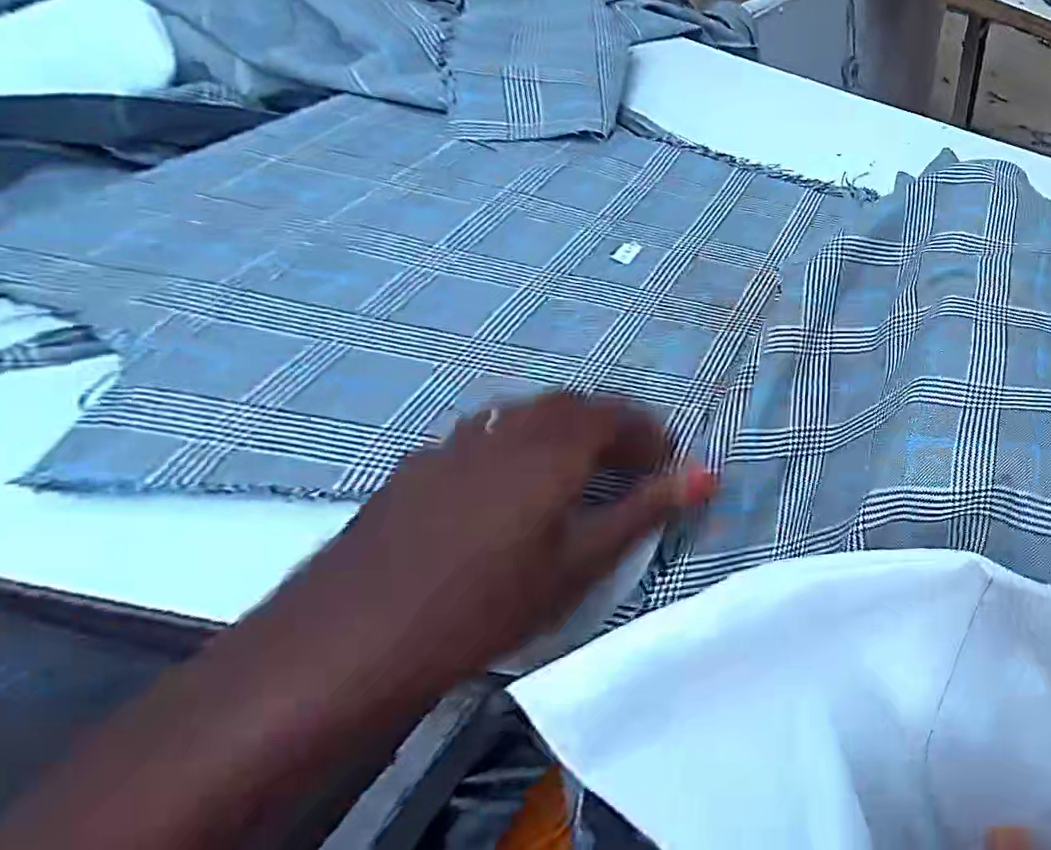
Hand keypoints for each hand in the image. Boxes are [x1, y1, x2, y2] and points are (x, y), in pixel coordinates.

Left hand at [0, 393, 714, 849]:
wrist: (341, 645)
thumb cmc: (484, 604)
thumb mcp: (580, 563)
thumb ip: (647, 509)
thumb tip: (710, 472)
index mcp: (552, 446)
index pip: (617, 415)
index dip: (649, 434)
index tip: (667, 461)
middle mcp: (506, 430)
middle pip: (571, 405)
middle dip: (609, 425)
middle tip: (629, 462)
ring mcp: (454, 445)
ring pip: (524, 416)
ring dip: (562, 430)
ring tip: (575, 470)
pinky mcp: (415, 468)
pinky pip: (484, 436)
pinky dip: (516, 446)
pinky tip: (505, 489)